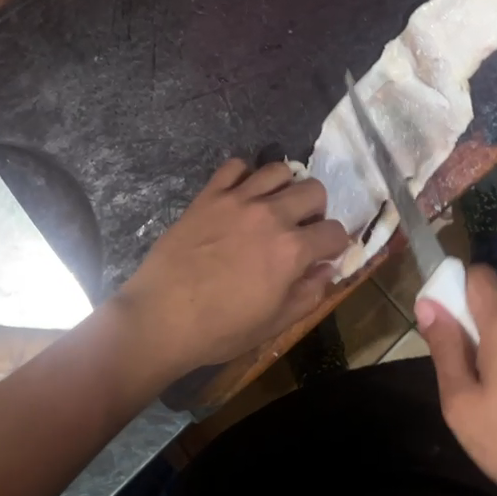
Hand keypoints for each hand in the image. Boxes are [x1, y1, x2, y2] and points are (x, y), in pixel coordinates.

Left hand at [116, 158, 347, 376]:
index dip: (335, 244)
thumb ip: (308, 294)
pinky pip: (235, 166)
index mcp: (292, 251)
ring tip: (274, 205)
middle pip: (314, 190)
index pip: (334, 232)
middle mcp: (271, 216)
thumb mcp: (274, 324)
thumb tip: (326, 270)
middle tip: (301, 227)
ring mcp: (238, 200)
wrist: (161, 318)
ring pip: (279, 170)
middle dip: (317, 209)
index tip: (325, 253)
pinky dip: (244, 175)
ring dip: (285, 186)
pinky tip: (241, 194)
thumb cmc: (220, 330)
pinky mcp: (209, 194)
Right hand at [420, 267, 496, 495]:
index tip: (441, 319)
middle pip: (492, 299)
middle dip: (468, 320)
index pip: (479, 273)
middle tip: (456, 364)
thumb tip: (427, 303)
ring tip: (480, 390)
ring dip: (488, 343)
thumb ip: (444, 347)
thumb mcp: (462, 402)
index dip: (454, 285)